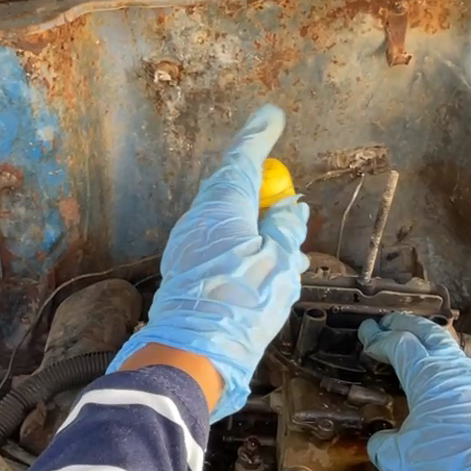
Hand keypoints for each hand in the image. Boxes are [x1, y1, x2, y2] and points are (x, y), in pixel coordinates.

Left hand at [110, 105, 309, 420]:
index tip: (272, 116)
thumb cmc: (241, 306)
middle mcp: (198, 219)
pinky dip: (237, 239)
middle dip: (253, 179)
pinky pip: (214, 241)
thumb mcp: (280, 265)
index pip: (242, 160)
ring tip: (275, 235)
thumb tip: (288, 210)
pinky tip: (254, 261)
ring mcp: (185, 245)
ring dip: (248, 216)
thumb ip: (286, 230)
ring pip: (222, 216)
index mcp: (223, 208)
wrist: (192, 353)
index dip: (259, 137)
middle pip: (228, 187)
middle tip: (276, 179)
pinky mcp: (182, 270)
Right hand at [358, 313, 470, 470]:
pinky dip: (464, 375)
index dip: (379, 338)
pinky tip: (462, 388)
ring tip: (429, 352)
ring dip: (440, 348)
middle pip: (432, 334)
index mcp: (428, 376)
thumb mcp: (397, 460)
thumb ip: (383, 443)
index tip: (366, 335)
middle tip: (390, 322)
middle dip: (407, 324)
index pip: (399, 344)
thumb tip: (382, 438)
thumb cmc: (448, 468)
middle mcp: (460, 371)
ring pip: (462, 352)